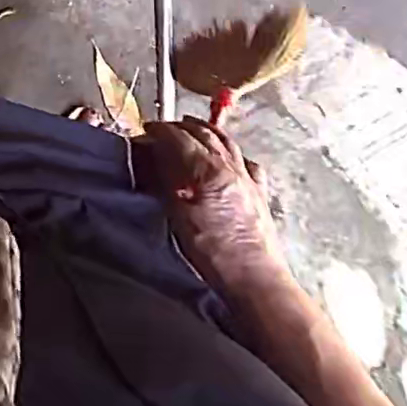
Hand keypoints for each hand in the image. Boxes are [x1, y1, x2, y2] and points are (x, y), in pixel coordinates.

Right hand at [143, 119, 291, 294]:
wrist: (255, 279)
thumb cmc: (211, 249)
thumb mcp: (176, 212)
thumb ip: (163, 178)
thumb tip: (150, 156)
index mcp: (207, 170)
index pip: (178, 136)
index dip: (159, 130)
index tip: (146, 130)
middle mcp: (230, 167)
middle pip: (203, 133)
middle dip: (180, 126)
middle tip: (163, 129)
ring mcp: (249, 178)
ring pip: (227, 141)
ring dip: (206, 131)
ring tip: (192, 129)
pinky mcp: (260, 192)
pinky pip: (247, 161)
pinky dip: (232, 152)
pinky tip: (226, 158)